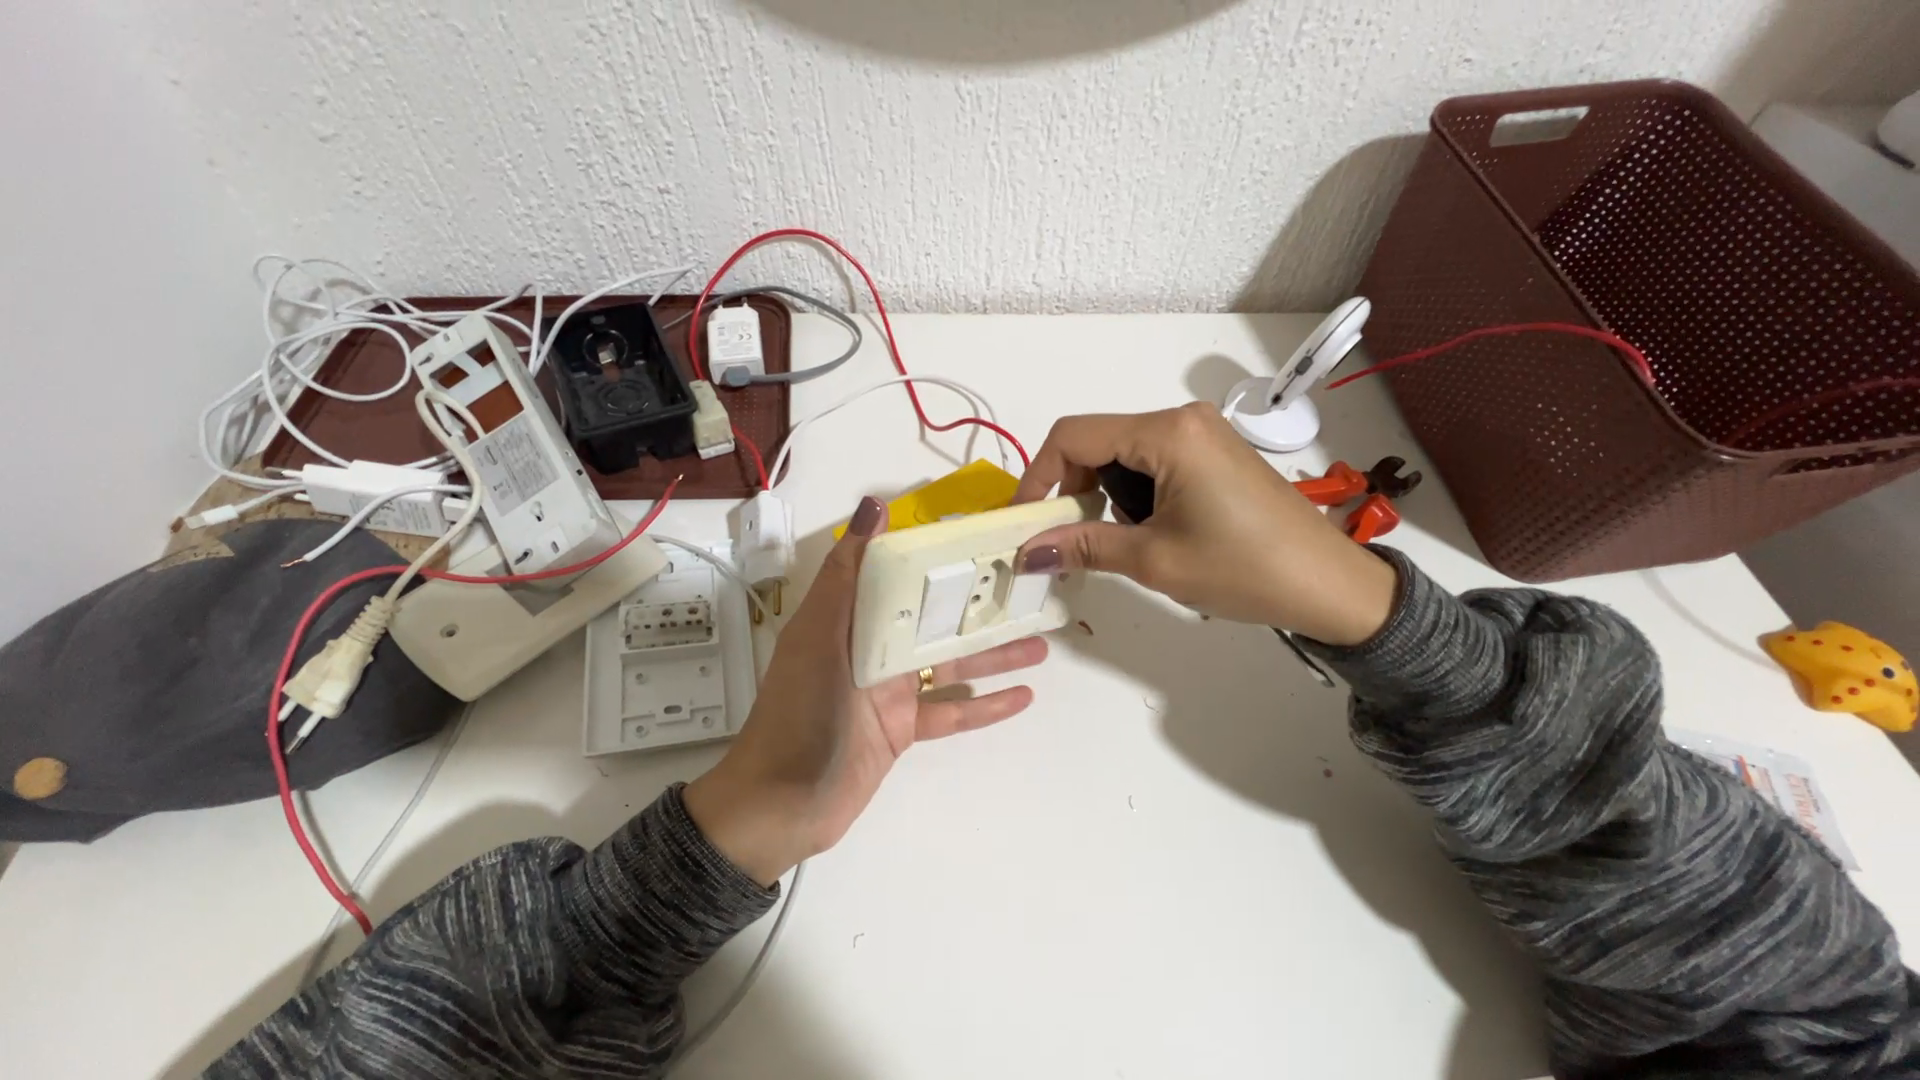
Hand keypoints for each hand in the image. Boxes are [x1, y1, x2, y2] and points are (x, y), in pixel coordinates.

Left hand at [684, 496, 1048, 884]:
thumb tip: (875, 507)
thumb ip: (848, 576)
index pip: (899, 575)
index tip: (984, 539)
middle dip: (979, 606)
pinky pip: (950, 711)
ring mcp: (888, 691)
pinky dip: (984, 705)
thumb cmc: (798, 715)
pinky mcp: (901, 729)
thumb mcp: (819, 638)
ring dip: (992, 653)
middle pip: (934, 619)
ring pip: (950, 664)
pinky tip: (1022, 696)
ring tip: (1040, 642)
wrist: (780, 806)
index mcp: (847, 618)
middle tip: (1031, 592)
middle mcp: (870, 648)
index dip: (938, 556)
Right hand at [1012, 403, 1396, 644]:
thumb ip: (1083, 546)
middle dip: (1071, 488)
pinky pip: (1153, 460)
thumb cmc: (1242, 569)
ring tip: (1115, 542)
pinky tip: (1146, 530)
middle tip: (1064, 539)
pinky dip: (1133, 492)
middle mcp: (1182, 418)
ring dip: (1103, 493)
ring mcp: (1202, 433)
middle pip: (1098, 440)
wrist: (1328, 585)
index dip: (1038, 476)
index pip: (1074, 436)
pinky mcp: (1214, 453)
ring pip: (1123, 452)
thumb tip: (1026, 552)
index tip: (1022, 520)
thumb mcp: (1154, 560)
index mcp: (1167, 433)